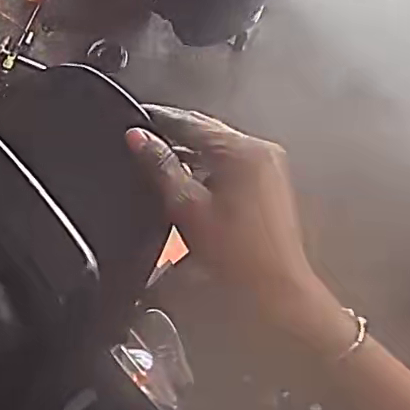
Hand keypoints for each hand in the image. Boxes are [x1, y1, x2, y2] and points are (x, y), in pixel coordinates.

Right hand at [126, 106, 335, 321]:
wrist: (273, 290)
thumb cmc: (237, 256)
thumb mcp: (186, 206)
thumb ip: (160, 166)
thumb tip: (138, 138)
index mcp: (242, 150)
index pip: (190, 121)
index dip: (158, 120)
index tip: (136, 120)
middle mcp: (261, 153)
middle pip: (206, 133)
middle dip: (174, 137)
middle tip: (142, 143)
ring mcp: (269, 170)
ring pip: (218, 150)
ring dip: (190, 155)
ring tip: (161, 168)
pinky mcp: (269, 187)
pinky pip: (231, 167)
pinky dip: (208, 171)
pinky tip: (189, 187)